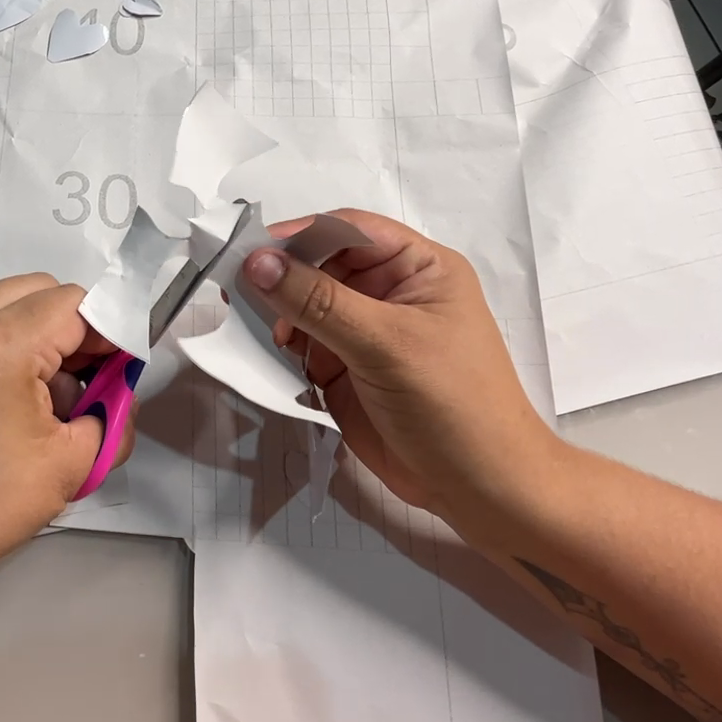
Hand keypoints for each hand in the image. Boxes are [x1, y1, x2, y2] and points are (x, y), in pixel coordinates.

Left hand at [0, 274, 124, 624]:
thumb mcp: (68, 466)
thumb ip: (110, 416)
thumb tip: (118, 392)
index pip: (75, 304)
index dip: (110, 332)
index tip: (122, 371)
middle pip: (40, 293)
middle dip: (75, 330)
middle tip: (88, 382)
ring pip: (7, 307)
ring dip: (41, 338)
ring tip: (47, 402)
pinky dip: (6, 348)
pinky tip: (7, 406)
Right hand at [240, 209, 558, 527]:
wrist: (481, 491)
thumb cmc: (451, 404)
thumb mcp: (385, 343)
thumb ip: (317, 301)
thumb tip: (256, 261)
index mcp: (418, 267)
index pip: (349, 230)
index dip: (300, 234)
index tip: (251, 251)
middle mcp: (389, 290)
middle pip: (320, 263)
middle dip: (283, 276)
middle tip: (240, 293)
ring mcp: (365, 330)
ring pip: (305, 302)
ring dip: (279, 313)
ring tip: (261, 331)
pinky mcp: (346, 366)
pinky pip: (302, 341)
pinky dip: (282, 345)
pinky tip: (274, 355)